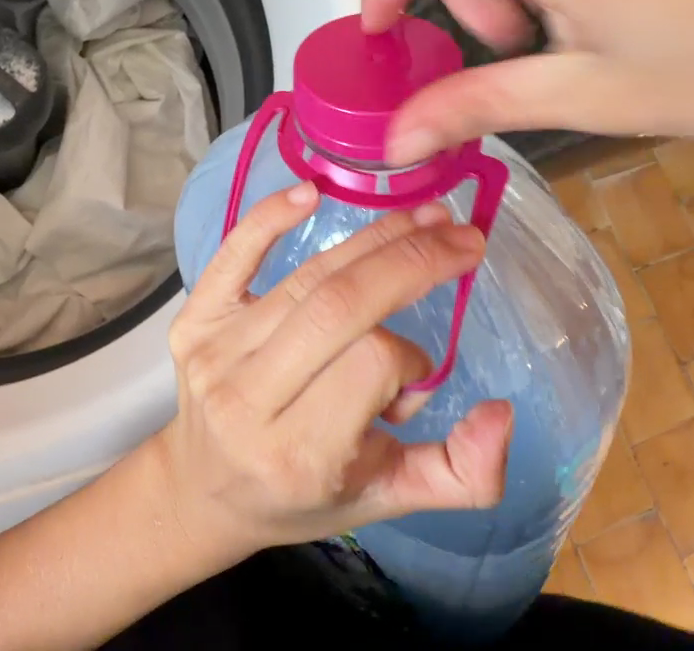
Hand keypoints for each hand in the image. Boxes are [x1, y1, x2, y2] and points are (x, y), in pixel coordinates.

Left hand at [153, 182, 513, 561]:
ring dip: (370, 241)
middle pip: (337, 306)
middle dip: (410, 261)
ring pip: (305, 281)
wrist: (205, 487)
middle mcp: (248, 398)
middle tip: (463, 236)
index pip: (371, 364)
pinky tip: (311, 193)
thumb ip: (459, 474)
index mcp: (299, 453)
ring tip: (424, 218)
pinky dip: (268, 220)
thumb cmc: (302, 496)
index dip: (410, 357)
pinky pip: (230, 257)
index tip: (415, 374)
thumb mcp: (386, 500)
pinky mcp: (192, 321)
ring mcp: (213, 352)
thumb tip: (501, 412)